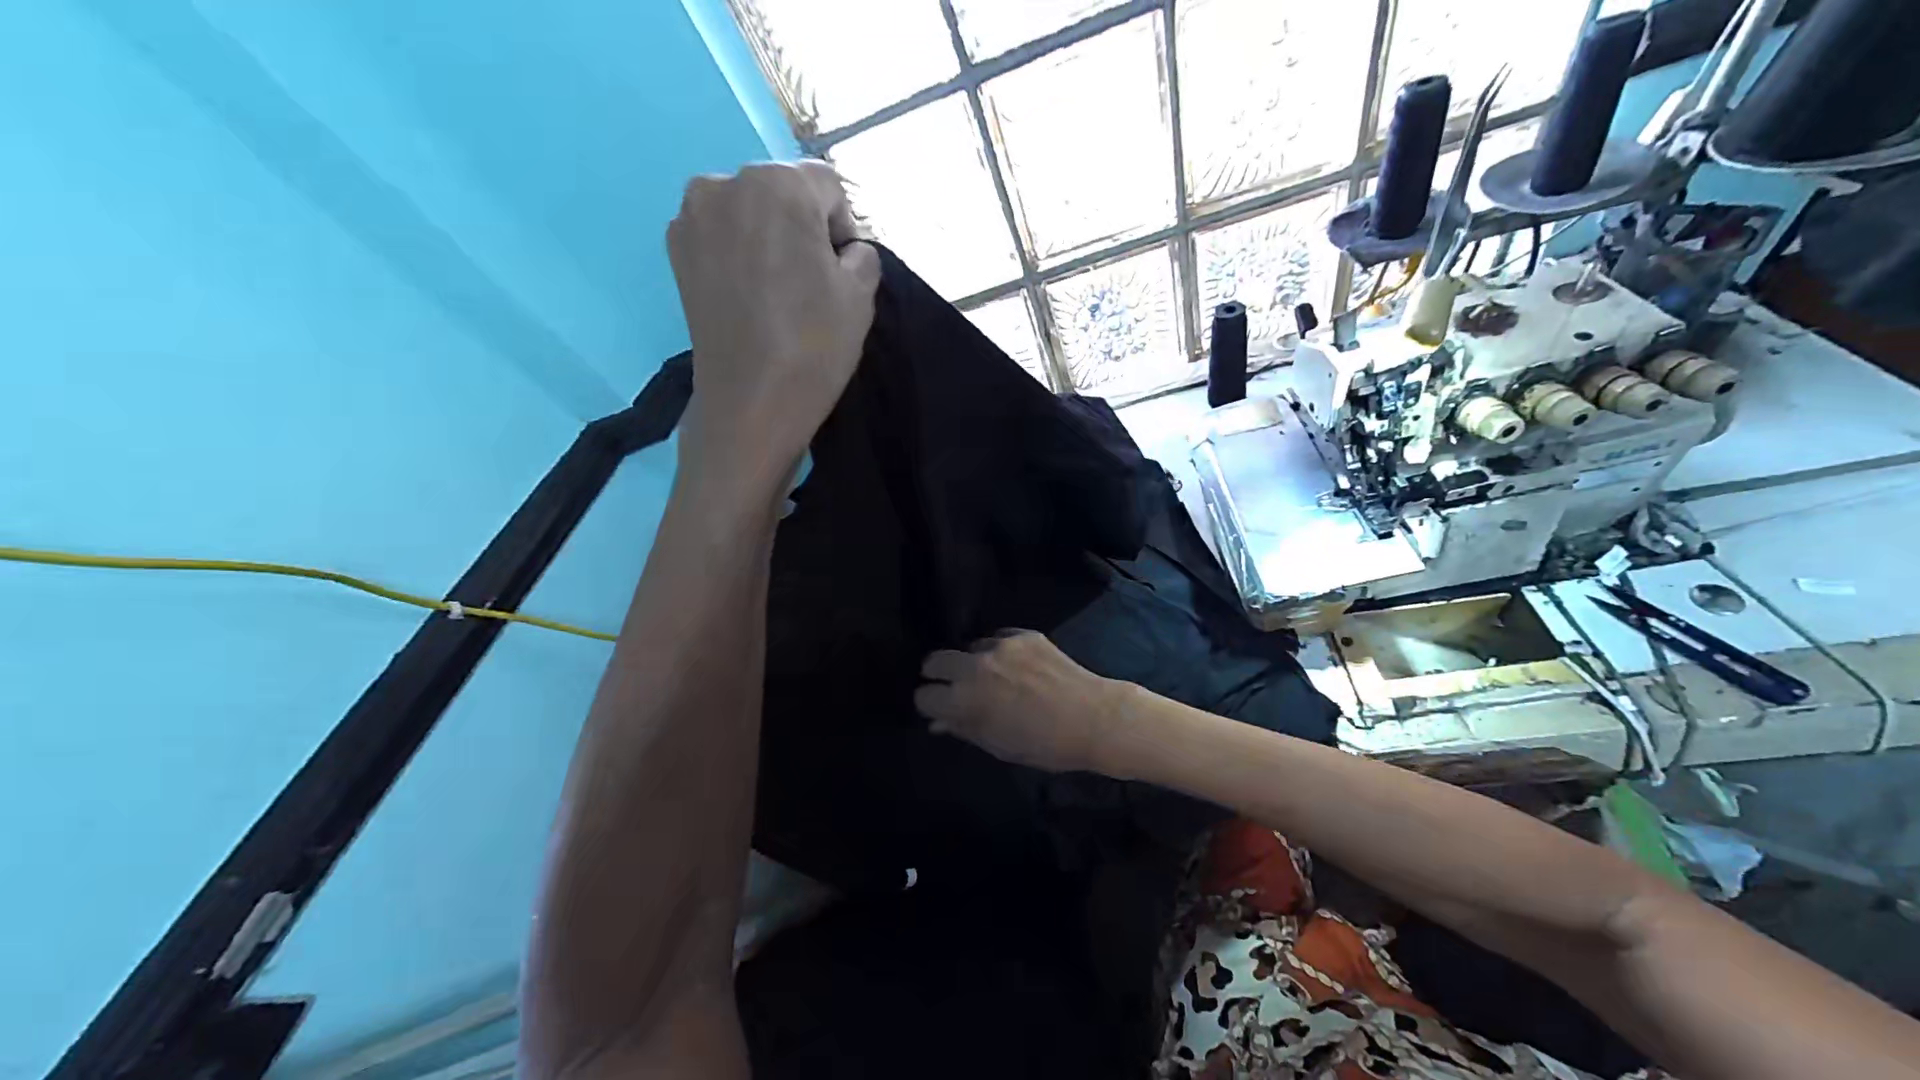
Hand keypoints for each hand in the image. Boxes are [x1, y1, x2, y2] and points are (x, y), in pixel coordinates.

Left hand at [667, 161, 881, 481]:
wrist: (751, 402)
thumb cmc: (813, 345)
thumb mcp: (862, 294)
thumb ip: (861, 253)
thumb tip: (843, 251)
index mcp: (778, 184)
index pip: (826, 186)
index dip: (843, 226)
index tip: (842, 269)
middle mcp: (725, 183)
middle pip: (781, 190)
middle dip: (801, 224)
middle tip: (811, 278)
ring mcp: (692, 216)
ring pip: (748, 210)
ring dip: (767, 235)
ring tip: (778, 287)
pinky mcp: (675, 250)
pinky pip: (720, 233)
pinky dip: (738, 251)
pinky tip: (749, 293)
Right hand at [914, 631, 1127, 774]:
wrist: (1096, 719)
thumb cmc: (1046, 745)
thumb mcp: (999, 746)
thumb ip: (963, 729)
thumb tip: (938, 722)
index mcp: (965, 700)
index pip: (924, 695)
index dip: (931, 705)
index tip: (941, 711)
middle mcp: (976, 666)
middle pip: (934, 660)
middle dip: (939, 675)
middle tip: (956, 689)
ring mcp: (1000, 645)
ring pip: (969, 647)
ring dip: (974, 663)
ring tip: (998, 679)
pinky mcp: (1023, 634)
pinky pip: (997, 638)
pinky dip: (1000, 652)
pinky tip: (1019, 668)